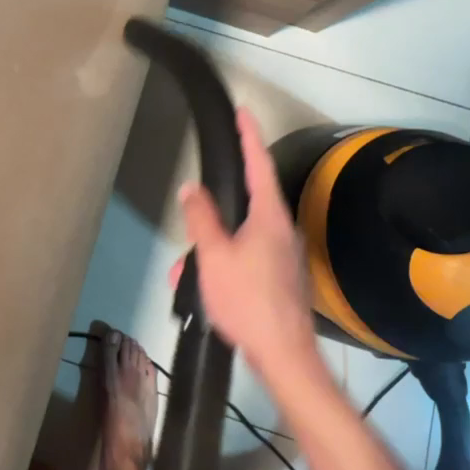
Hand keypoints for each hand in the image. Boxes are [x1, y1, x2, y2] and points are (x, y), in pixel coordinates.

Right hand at [171, 108, 317, 376]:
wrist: (285, 357)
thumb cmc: (248, 299)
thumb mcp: (213, 256)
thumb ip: (201, 218)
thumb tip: (192, 189)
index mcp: (270, 216)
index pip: (259, 163)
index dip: (249, 136)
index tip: (244, 112)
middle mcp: (282, 229)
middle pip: (245, 205)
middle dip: (212, 216)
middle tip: (191, 226)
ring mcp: (284, 256)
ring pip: (240, 238)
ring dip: (211, 250)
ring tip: (185, 273)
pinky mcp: (281, 279)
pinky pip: (246, 259)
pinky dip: (223, 266)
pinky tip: (204, 288)